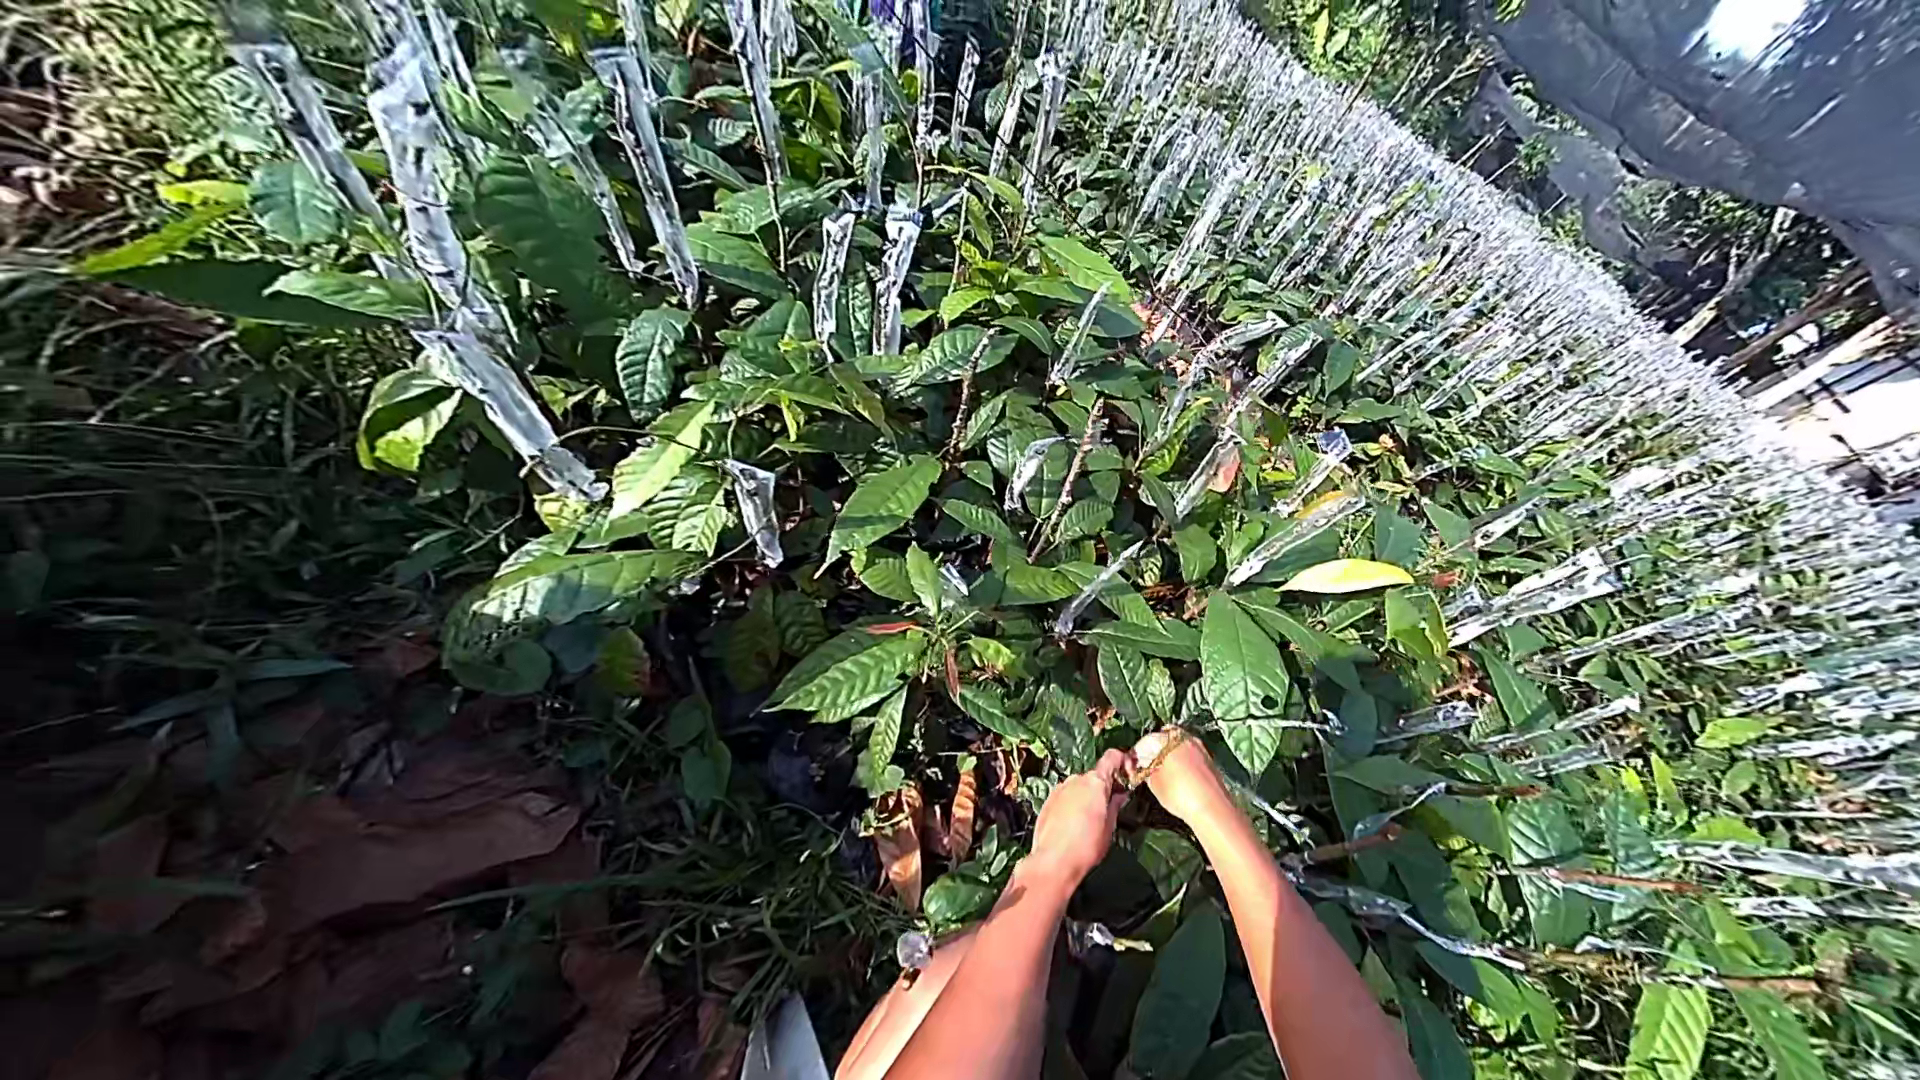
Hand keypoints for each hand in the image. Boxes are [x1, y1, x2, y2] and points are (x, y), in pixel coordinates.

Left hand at [1023, 749, 1129, 890]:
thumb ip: (1115, 805)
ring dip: (1088, 797)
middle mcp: (1076, 780)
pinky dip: (1073, 804)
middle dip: (1104, 787)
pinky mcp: (1048, 800)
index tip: (1129, 771)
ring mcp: (1060, 789)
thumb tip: (1119, 795)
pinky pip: (1066, 796)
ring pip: (1079, 787)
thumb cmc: (1085, 846)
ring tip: (1092, 820)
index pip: (1111, 758)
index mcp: (1095, 782)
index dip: (1123, 761)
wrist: (1054, 861)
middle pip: (1095, 776)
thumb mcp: (1109, 826)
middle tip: (1113, 804)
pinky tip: (1075, 824)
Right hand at [1132, 729, 1232, 825]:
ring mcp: (1199, 747)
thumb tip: (1143, 766)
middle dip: (1154, 749)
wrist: (1213, 808)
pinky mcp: (1210, 759)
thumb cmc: (1178, 793)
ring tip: (1163, 771)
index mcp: (1167, 738)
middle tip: (1148, 765)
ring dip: (1169, 754)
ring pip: (1178, 745)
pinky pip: (1190, 754)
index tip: (1133, 766)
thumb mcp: (1154, 783)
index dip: (1136, 754)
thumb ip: (1146, 770)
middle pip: (1163, 737)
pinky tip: (1179, 775)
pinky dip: (1182, 760)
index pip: (1145, 741)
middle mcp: (1184, 736)